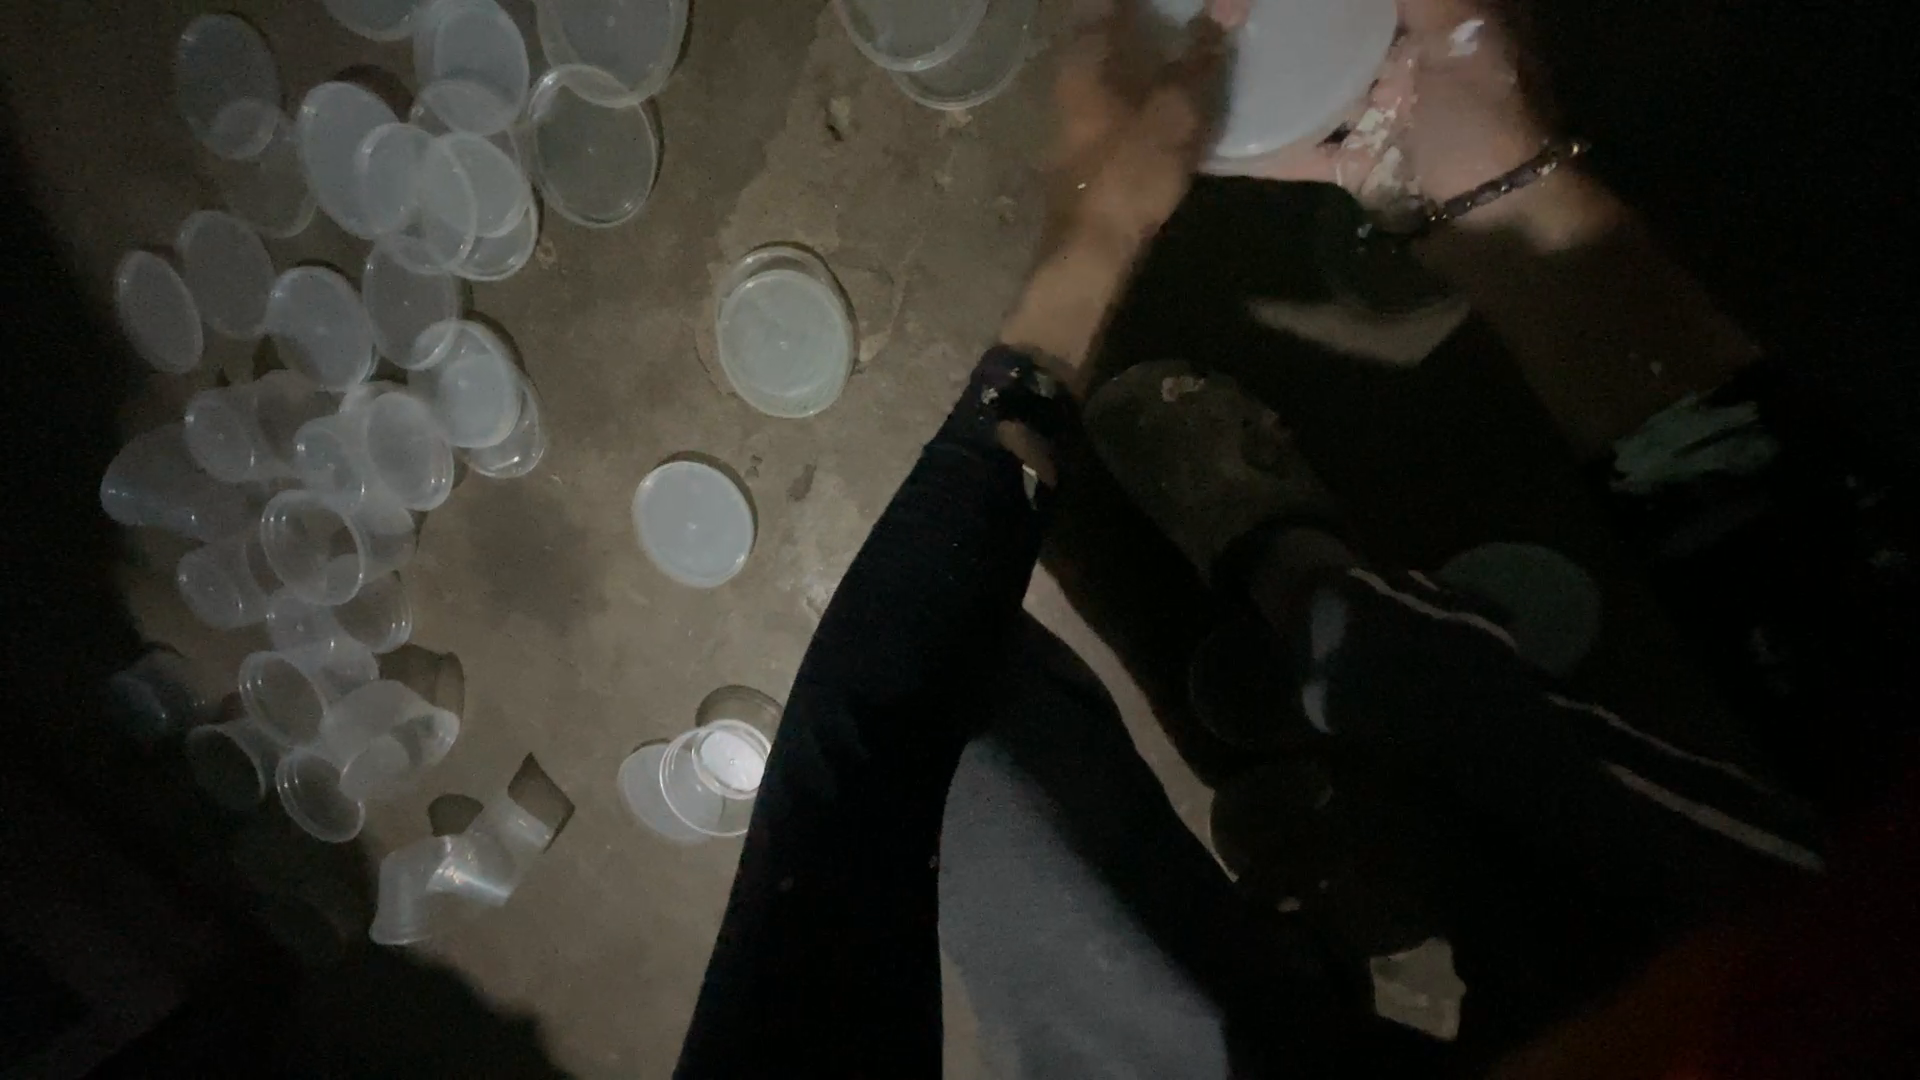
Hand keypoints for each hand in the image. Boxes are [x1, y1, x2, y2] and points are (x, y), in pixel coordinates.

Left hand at [1042, 0, 1245, 248]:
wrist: (1090, 252)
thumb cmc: (1128, 174)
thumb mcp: (1175, 111)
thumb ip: (1201, 55)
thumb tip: (1229, 4)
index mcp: (1083, 56)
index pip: (1107, 1)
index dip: (1144, 0)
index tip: (1180, 1)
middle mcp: (1067, 81)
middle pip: (1106, 31)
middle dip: (1146, 20)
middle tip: (1192, 16)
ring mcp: (1070, 120)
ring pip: (1111, 69)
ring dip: (1145, 56)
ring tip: (1189, 45)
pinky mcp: (1083, 154)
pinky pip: (1116, 104)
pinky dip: (1141, 93)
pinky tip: (1169, 96)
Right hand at [1243, 0, 1551, 214]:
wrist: (1486, 210)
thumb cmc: (1482, 116)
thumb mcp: (1459, 36)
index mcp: (1435, 28)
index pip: (1381, 3)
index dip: (1339, 1)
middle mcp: (1403, 67)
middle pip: (1342, 42)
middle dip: (1302, 31)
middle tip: (1244, 20)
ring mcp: (1375, 119)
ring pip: (1318, 96)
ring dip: (1278, 88)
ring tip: (1226, 70)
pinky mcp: (1352, 164)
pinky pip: (1304, 154)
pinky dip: (1269, 153)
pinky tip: (1229, 144)